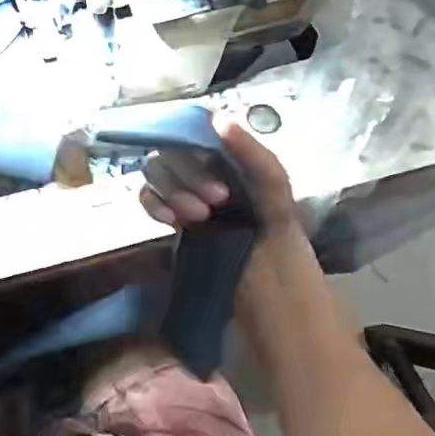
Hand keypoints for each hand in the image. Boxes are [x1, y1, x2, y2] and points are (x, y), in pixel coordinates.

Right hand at [137, 117, 358, 351]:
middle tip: (213, 205)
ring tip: (195, 218)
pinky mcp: (173, 230)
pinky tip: (168, 220)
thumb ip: (257, 160)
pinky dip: (153, 204)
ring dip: (171, 189)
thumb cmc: (284, 256)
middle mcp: (212, 179)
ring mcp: (190, 203)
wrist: (277, 316)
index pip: (202, 137)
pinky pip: (150, 202)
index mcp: (239, 169)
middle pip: (177, 154)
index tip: (218, 176)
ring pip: (159, 175)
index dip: (200, 148)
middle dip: (189, 175)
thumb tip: (219, 118)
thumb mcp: (279, 201)